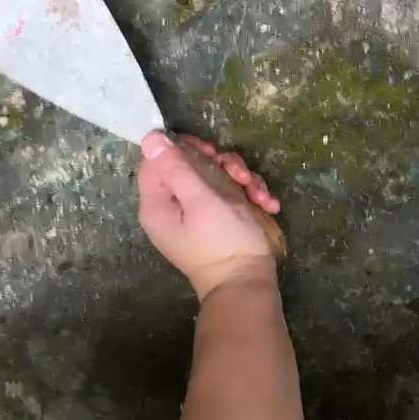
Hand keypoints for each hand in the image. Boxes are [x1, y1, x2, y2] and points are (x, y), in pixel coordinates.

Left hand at [138, 131, 282, 300]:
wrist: (249, 283)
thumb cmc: (222, 242)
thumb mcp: (202, 200)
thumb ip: (177, 168)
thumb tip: (150, 136)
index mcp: (158, 204)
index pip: (156, 161)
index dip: (182, 149)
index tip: (209, 151)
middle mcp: (174, 207)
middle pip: (191, 166)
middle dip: (222, 165)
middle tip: (239, 174)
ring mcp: (199, 213)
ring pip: (217, 177)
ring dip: (242, 180)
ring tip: (259, 195)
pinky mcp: (221, 219)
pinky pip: (232, 195)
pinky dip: (250, 196)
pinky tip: (267, 205)